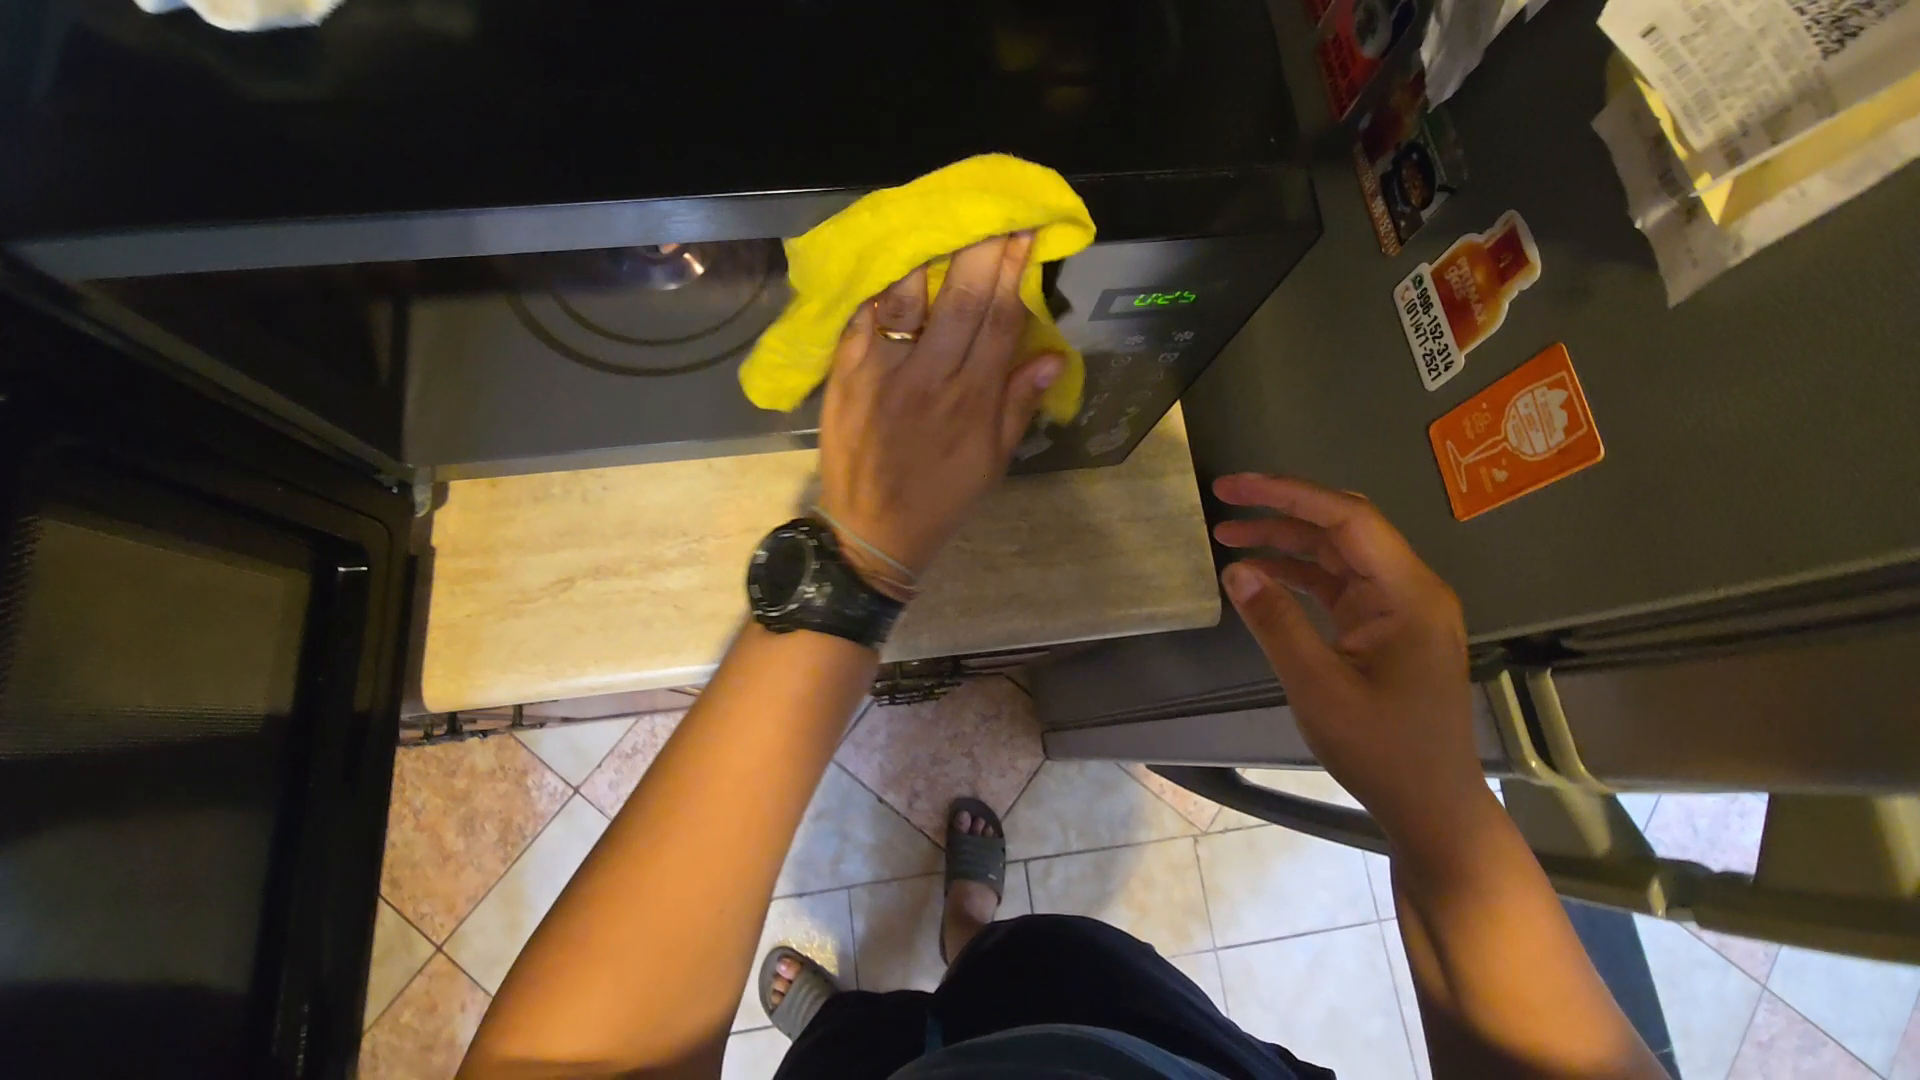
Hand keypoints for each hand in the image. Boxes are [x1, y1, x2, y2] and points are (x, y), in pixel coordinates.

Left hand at [816, 233, 1061, 594]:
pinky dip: (880, 286)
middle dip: (980, 250)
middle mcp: (930, 377)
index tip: (1023, 233)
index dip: (1014, 272)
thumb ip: (1018, 405)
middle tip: (992, 211)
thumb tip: (1053, 354)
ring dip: (928, 254)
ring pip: (909, 298)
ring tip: (940, 219)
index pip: (999, 320)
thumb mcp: (993, 462)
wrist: (871, 529)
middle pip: (960, 299)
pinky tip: (892, 258)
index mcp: (972, 399)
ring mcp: (883, 372)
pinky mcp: (846, 374)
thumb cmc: (940, 497)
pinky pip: (865, 318)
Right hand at [1212, 474, 1486, 836]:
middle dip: (1282, 510)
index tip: (1232, 487)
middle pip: (1343, 528)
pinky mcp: (1385, 629)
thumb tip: (1234, 570)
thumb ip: (1276, 622)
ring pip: (1337, 554)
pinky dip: (1297, 576)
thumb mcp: (1318, 686)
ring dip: (1285, 542)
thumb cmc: (1381, 749)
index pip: (1347, 519)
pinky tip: (1258, 578)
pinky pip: (1338, 585)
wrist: (1431, 807)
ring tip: (1228, 536)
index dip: (1287, 495)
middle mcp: (1409, 589)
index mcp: (1407, 593)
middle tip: (1224, 502)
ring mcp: (1399, 609)